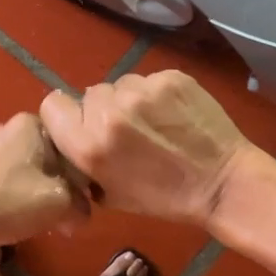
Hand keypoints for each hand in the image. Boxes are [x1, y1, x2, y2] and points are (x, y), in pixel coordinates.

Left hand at [0, 113, 89, 247]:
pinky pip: (8, 179)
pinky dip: (17, 197)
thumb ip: (82, 206)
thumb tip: (80, 214)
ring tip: (37, 222)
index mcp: (32, 123)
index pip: (73, 145)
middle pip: (51, 159)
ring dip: (39, 196)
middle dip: (61, 188)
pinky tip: (13, 218)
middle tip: (63, 217)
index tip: (81, 204)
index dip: (84, 178)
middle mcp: (9, 127)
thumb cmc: (5, 204)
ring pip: (30, 171)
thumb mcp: (59, 206)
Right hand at [39, 71, 252, 228]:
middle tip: (128, 132)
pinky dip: (157, 94)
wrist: (222, 183)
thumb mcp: (110, 194)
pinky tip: (173, 115)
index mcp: (88, 145)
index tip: (82, 126)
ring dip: (130, 100)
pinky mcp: (170, 78)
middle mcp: (109, 113)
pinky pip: (149, 80)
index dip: (66, 115)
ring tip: (154, 123)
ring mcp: (142, 91)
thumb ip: (83, 162)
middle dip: (103, 110)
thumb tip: (72, 139)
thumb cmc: (163, 197)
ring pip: (121, 84)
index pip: (53, 105)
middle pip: (89, 94)